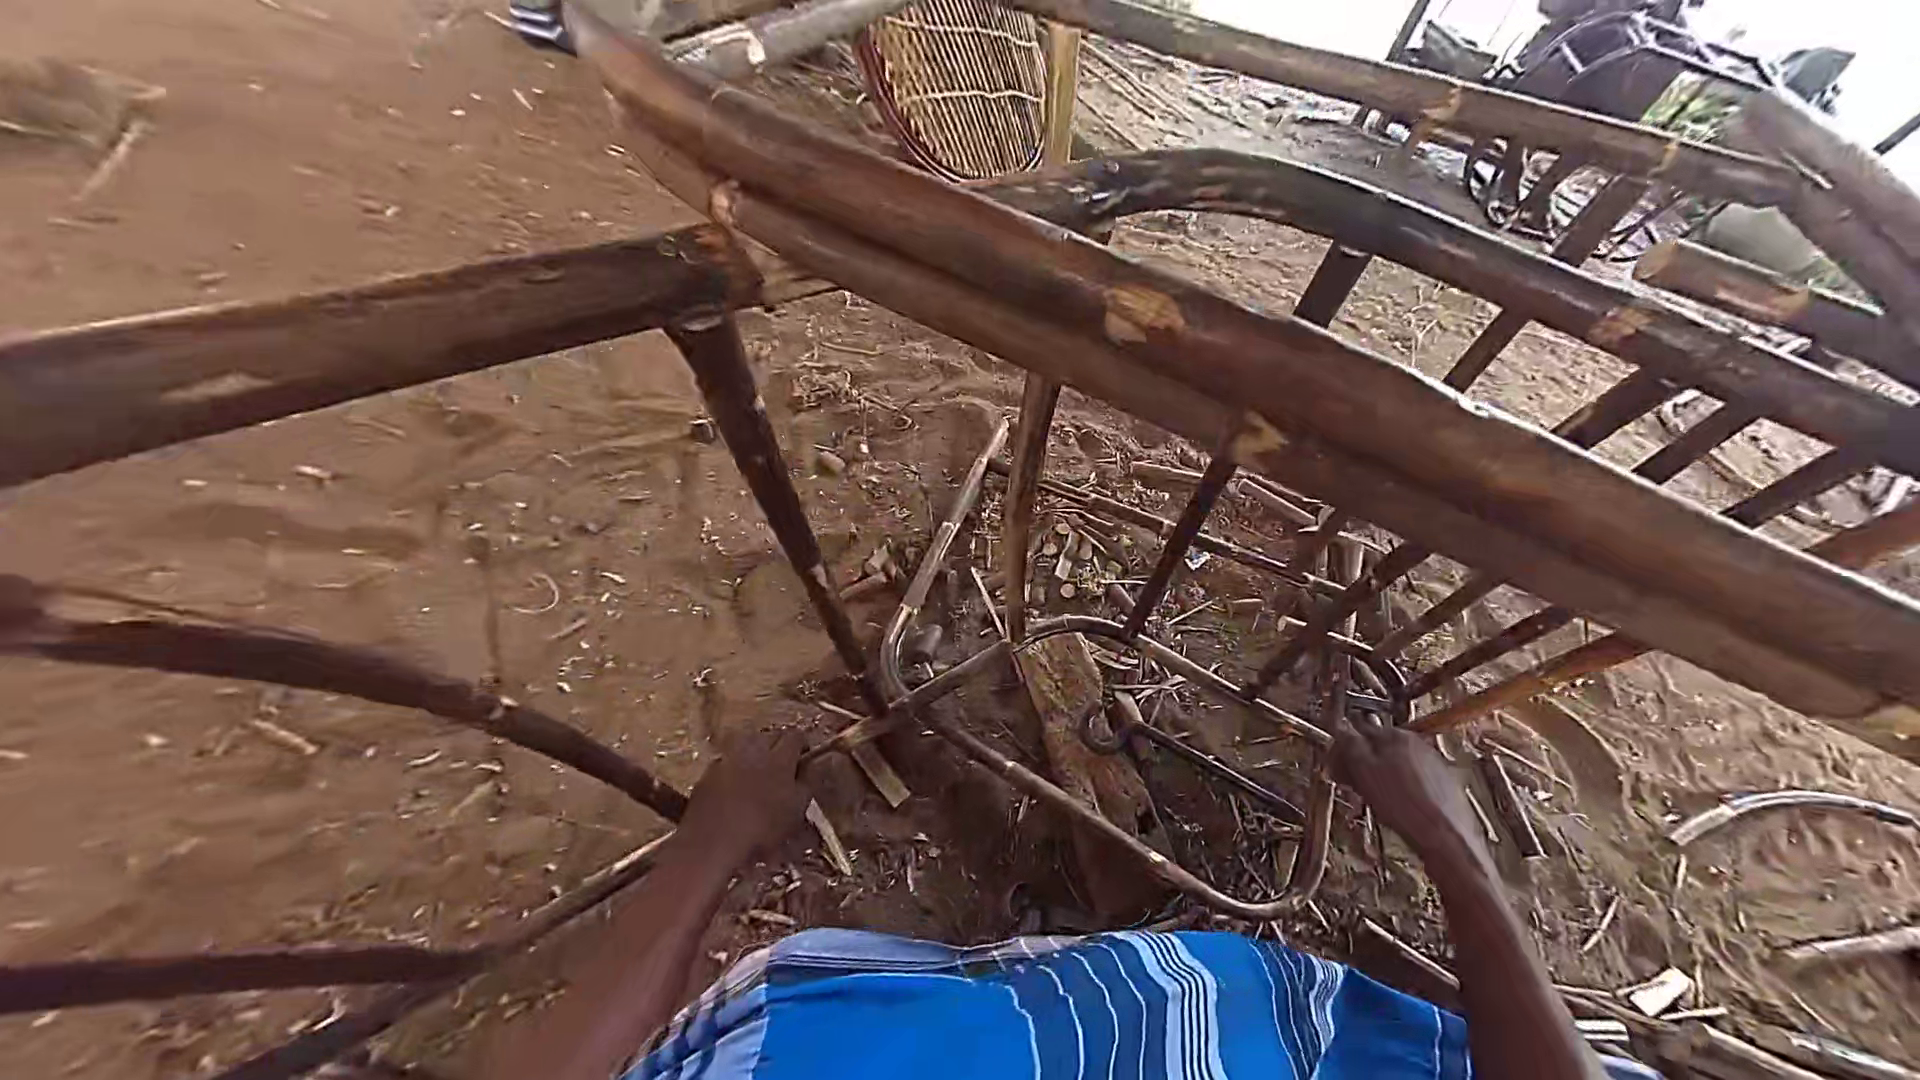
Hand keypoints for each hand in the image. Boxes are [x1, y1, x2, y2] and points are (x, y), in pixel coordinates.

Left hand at [678, 728, 808, 865]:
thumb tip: (809, 768)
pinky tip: (735, 783)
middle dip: (779, 743)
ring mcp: (728, 759)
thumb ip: (806, 784)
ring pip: (746, 742)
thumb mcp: (796, 810)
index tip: (804, 756)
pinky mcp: (708, 773)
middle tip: (783, 763)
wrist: (711, 844)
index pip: (796, 736)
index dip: (802, 744)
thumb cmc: (762, 830)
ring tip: (759, 767)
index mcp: (780, 758)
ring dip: (756, 750)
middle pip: (771, 734)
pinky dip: (734, 765)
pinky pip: (726, 759)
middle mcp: (754, 751)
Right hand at [1332, 714, 1492, 883]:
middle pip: (1377, 747)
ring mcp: (1433, 765)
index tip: (1333, 764)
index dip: (1341, 747)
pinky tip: (1393, 806)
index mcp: (1396, 735)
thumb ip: (1349, 744)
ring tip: (1368, 798)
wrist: (1447, 840)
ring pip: (1393, 765)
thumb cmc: (1402, 804)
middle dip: (1358, 762)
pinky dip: (1397, 789)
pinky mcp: (1445, 787)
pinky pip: (1410, 780)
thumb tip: (1340, 727)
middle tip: (1346, 783)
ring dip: (1376, 777)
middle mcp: (1417, 745)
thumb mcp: (1363, 769)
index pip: (1357, 729)